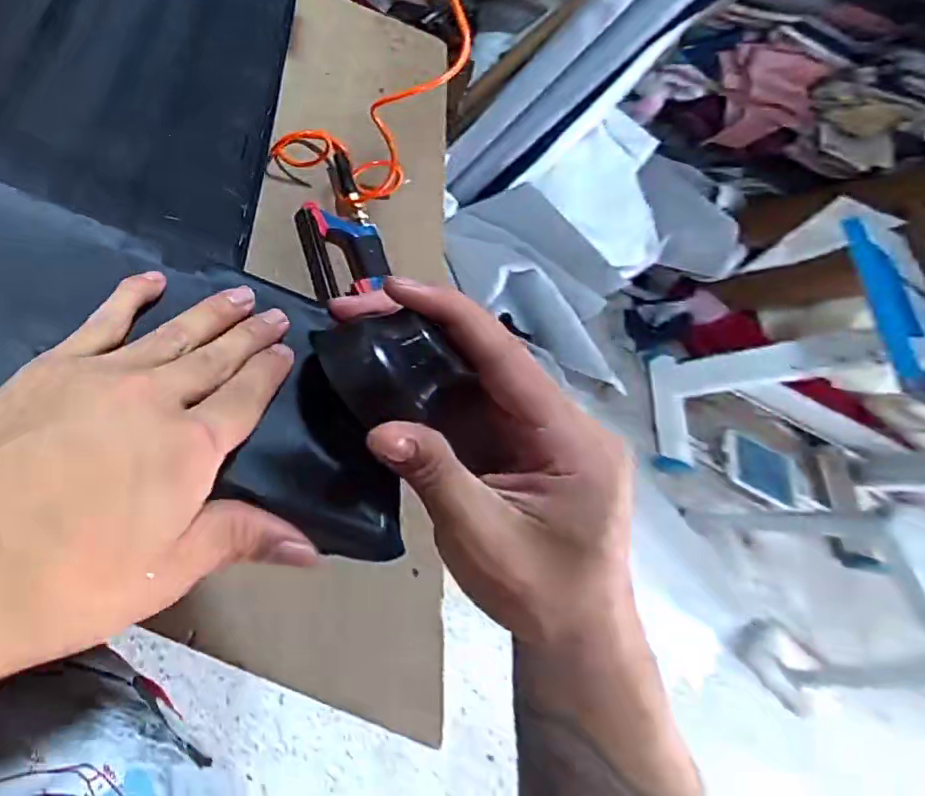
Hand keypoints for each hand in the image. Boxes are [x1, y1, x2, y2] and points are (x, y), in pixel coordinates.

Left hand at [0, 272, 318, 724]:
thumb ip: (236, 538)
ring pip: (169, 334)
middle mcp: (156, 399)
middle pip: (213, 359)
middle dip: (246, 336)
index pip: (243, 400)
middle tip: (271, 312)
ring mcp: (104, 374)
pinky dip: (131, 297)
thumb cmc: (77, 578)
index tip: (285, 349)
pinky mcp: (57, 364)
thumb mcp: (166, 571)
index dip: (267, 373)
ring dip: (206, 313)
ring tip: (234, 295)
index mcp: (190, 450)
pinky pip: (103, 320)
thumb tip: (311, 546)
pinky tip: (150, 282)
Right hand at [330, 278, 631, 646]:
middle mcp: (549, 418)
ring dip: (410, 347)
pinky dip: (414, 381)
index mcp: (566, 434)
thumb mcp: (486, 536)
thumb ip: (437, 477)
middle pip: (480, 351)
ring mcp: (525, 429)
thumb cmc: (544, 592)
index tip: (393, 288)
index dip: (448, 312)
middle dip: (416, 322)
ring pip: (465, 370)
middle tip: (352, 309)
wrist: (572, 636)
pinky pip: (455, 399)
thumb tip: (379, 431)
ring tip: (355, 329)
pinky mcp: (501, 442)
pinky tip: (377, 372)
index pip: (504, 354)